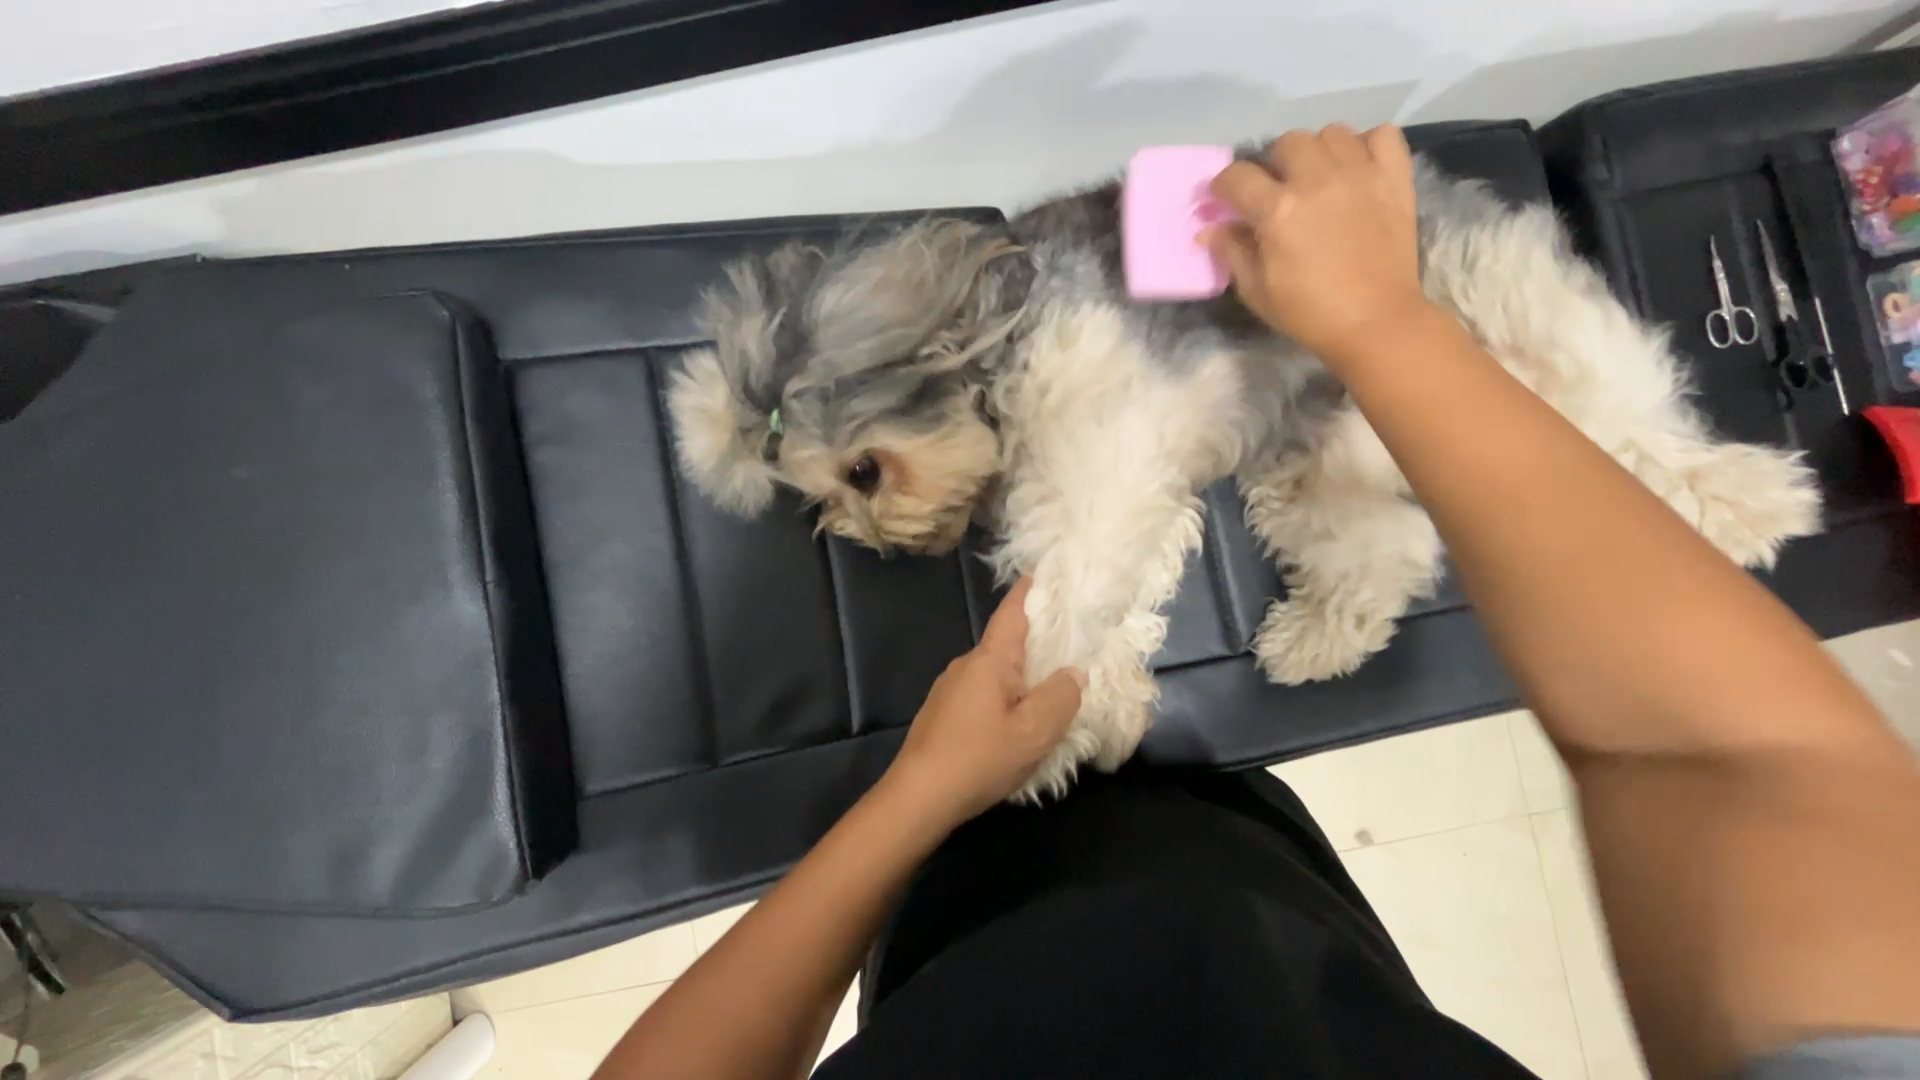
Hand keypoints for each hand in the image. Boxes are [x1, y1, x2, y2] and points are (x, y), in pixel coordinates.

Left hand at [882, 579, 1085, 825]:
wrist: (918, 796)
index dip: (1029, 592)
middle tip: (1069, 647)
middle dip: (1035, 643)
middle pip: (1005, 644)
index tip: (1045, 574)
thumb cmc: (979, 757)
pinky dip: (1003, 699)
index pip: (1012, 613)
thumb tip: (1073, 673)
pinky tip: (1015, 727)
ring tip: (1049, 695)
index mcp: (989, 660)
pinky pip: (981, 695)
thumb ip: (1060, 697)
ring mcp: (949, 690)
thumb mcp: (1033, 731)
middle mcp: (966, 665)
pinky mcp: (942, 715)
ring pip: (994, 674)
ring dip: (1020, 679)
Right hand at [1204, 124, 1431, 359]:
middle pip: (1286, 143)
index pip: (1237, 176)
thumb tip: (1210, 229)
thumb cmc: (1308, 312)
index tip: (1224, 200)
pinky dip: (1366, 145)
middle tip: (1276, 191)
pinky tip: (1356, 169)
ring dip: (1317, 152)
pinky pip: (1381, 135)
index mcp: (1278, 210)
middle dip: (1273, 164)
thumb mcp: (1256, 290)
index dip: (1223, 186)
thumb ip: (1232, 252)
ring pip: (1331, 133)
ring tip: (1317, 179)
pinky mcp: (1394, 178)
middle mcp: (1317, 180)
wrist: (1374, 321)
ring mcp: (1360, 174)